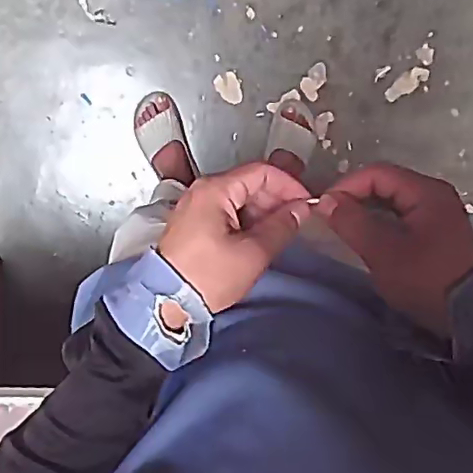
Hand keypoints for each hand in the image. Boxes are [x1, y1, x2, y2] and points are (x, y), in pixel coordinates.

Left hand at [158, 162, 312, 311]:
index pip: (261, 172)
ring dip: (261, 211)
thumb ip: (281, 226)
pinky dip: (244, 220)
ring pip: (237, 197)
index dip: (289, 185)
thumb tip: (298, 211)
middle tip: (295, 220)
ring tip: (278, 233)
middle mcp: (200, 192)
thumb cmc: (202, 278)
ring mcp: (194, 207)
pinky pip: (224, 211)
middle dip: (276, 199)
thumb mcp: (253, 253)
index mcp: (214, 191)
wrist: (166, 301)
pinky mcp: (192, 224)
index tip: (305, 203)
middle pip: (248, 182)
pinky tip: (256, 238)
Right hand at [316, 162, 472, 333]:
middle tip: (329, 216)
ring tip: (342, 225)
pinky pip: (398, 214)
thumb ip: (351, 221)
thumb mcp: (382, 250)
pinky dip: (377, 219)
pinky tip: (363, 235)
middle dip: (353, 196)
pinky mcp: (434, 230)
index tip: (323, 208)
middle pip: (385, 182)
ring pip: (390, 199)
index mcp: (427, 192)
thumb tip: (325, 201)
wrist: (462, 317)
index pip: (377, 173)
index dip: (346, 186)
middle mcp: (434, 195)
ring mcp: (436, 213)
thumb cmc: (422, 280)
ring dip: (364, 208)